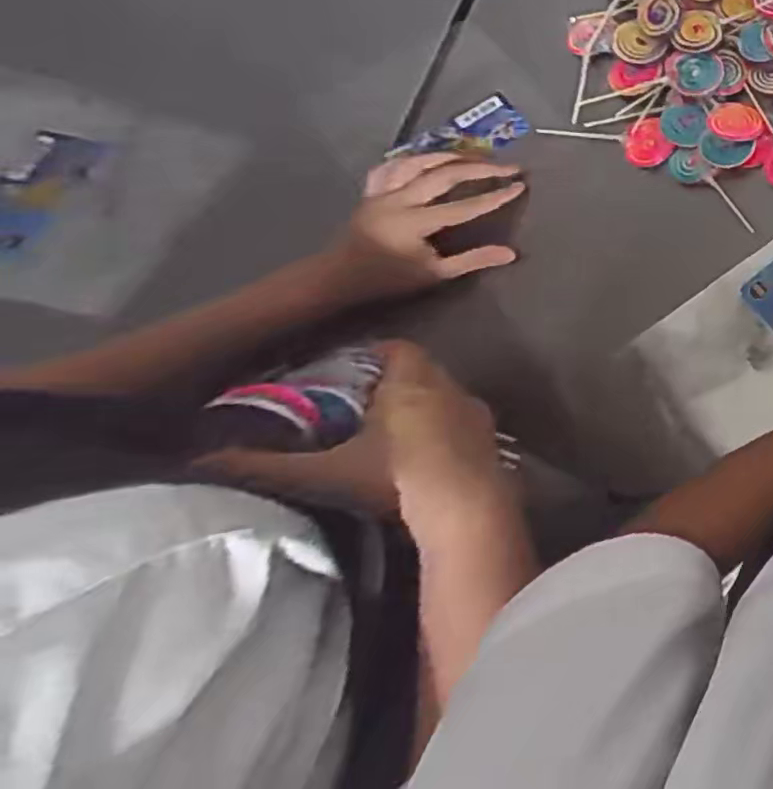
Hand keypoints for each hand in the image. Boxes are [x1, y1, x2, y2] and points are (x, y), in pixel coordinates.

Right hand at [186, 341, 512, 523]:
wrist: (467, 505)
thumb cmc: (395, 478)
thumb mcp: (322, 473)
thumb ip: (261, 466)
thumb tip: (198, 462)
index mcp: (414, 383)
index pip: (400, 348)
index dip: (376, 351)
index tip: (349, 365)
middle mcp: (452, 388)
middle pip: (423, 369)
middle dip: (394, 378)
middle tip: (358, 399)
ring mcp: (477, 411)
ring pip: (446, 393)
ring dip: (422, 402)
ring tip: (388, 425)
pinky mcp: (492, 435)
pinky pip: (463, 417)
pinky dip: (445, 423)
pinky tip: (425, 448)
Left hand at [328, 153, 524, 298]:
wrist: (338, 276)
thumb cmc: (389, 278)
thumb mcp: (435, 274)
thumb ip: (473, 260)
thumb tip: (511, 253)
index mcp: (413, 223)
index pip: (464, 206)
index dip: (495, 196)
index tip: (519, 186)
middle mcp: (396, 201)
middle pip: (443, 175)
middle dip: (480, 168)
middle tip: (508, 166)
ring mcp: (381, 192)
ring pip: (416, 162)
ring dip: (449, 156)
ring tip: (474, 156)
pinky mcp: (371, 191)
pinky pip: (391, 166)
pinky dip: (412, 159)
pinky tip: (430, 158)